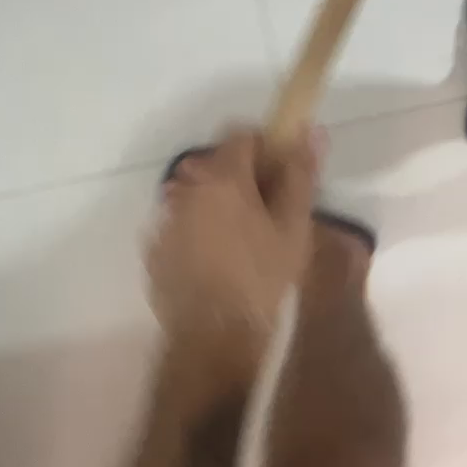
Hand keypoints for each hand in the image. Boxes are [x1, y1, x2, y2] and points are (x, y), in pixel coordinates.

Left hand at [145, 127, 321, 378]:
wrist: (215, 335)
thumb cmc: (264, 274)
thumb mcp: (295, 223)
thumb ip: (301, 173)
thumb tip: (311, 130)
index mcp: (222, 178)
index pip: (240, 134)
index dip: (267, 145)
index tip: (285, 169)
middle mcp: (185, 189)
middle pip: (218, 163)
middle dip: (246, 175)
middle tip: (273, 206)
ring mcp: (165, 219)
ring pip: (200, 193)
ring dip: (223, 202)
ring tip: (249, 236)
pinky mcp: (155, 248)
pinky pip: (184, 222)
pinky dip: (204, 228)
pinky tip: (224, 258)